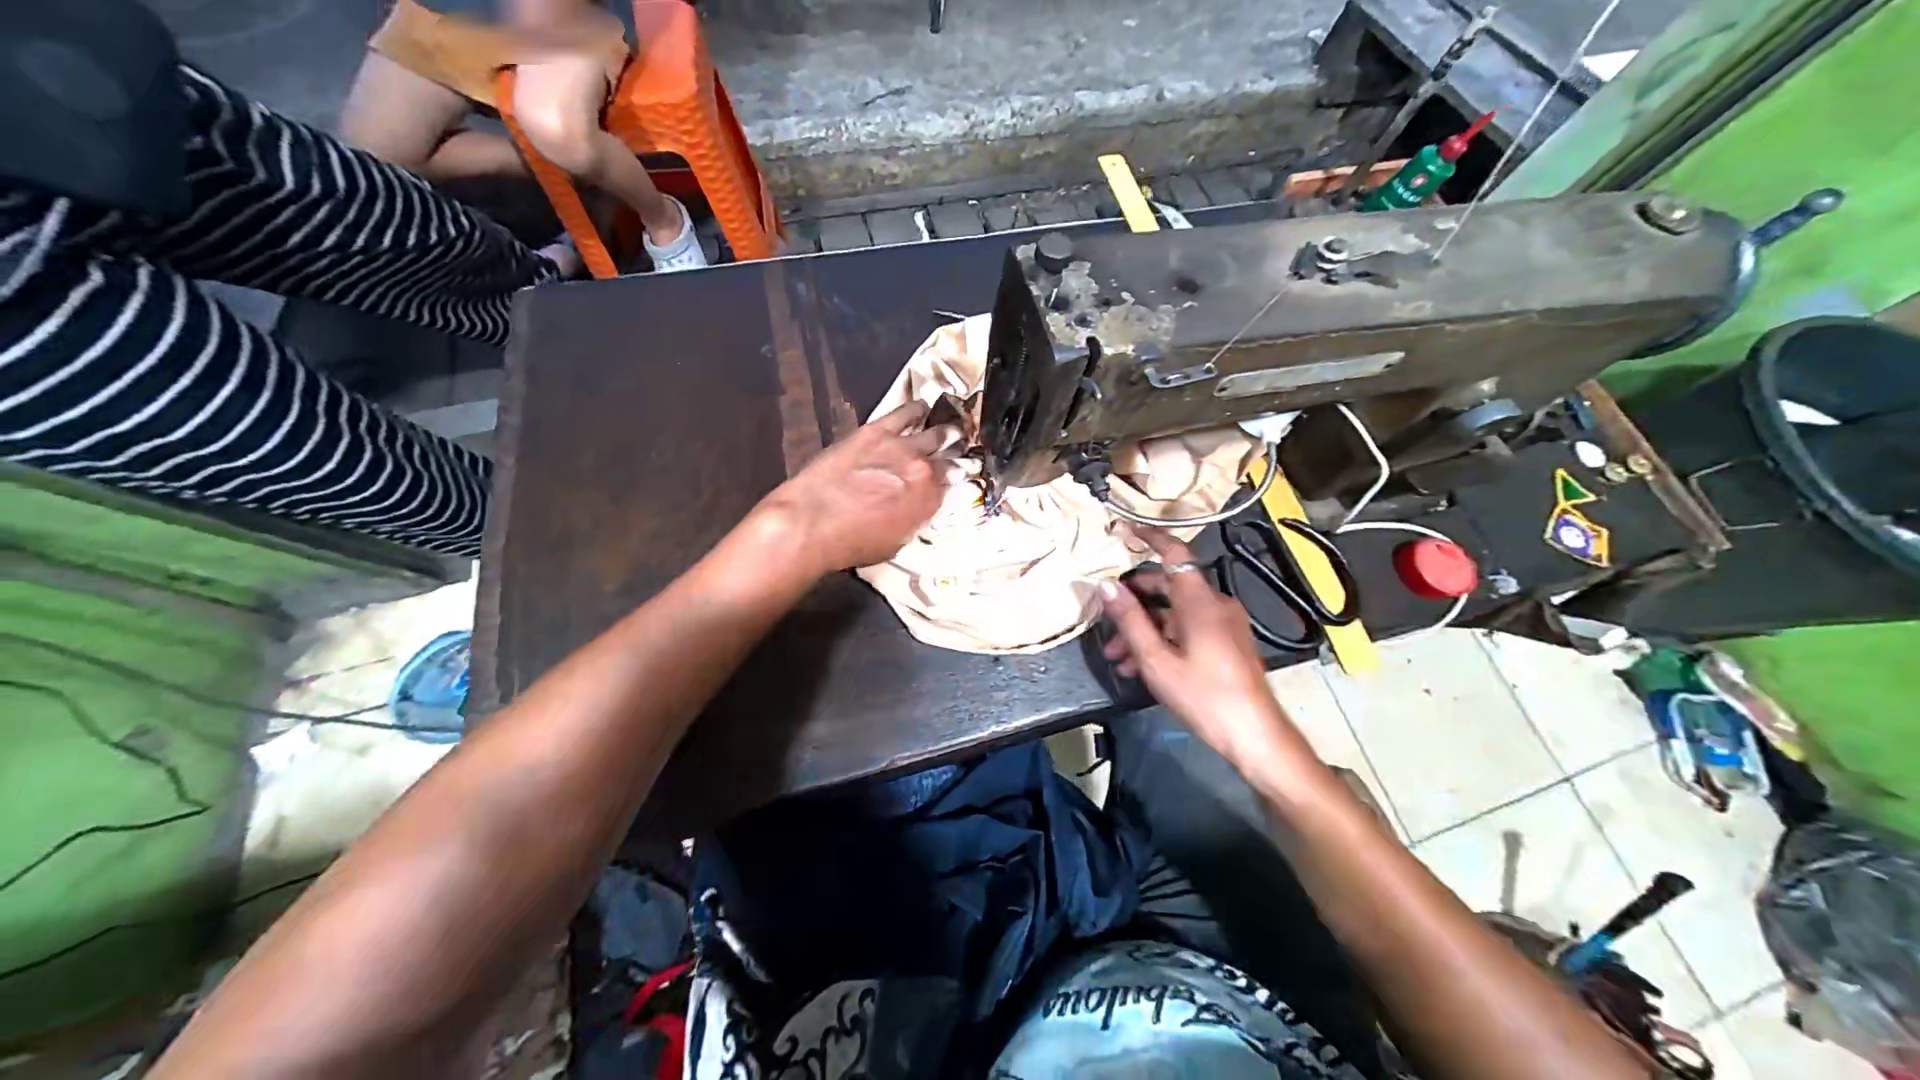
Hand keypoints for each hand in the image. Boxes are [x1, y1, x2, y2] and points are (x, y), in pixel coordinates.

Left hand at [747, 401, 955, 579]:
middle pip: (948, 456)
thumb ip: (914, 517)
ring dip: (943, 430)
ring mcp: (901, 447)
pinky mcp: (876, 431)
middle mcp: (923, 470)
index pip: (952, 484)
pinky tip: (920, 407)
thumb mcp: (895, 541)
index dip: (955, 479)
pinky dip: (916, 410)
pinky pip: (904, 413)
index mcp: (929, 500)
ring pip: (934, 431)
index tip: (956, 476)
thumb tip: (918, 507)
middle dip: (955, 452)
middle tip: (958, 448)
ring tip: (947, 428)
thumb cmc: (851, 542)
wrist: (812, 521)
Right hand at [1100, 528, 1317, 775]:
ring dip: (1145, 628)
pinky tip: (1142, 667)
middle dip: (1134, 603)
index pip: (1174, 553)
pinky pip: (1189, 628)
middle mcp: (1215, 604)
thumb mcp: (1157, 660)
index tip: (1124, 530)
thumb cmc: (1204, 696)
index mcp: (1200, 601)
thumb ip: (1130, 620)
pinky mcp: (1228, 642)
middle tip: (1106, 625)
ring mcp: (1225, 623)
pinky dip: (1164, 639)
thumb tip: (1107, 586)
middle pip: (1169, 586)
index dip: (1148, 538)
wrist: (1255, 736)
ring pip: (1175, 612)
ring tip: (1119, 659)